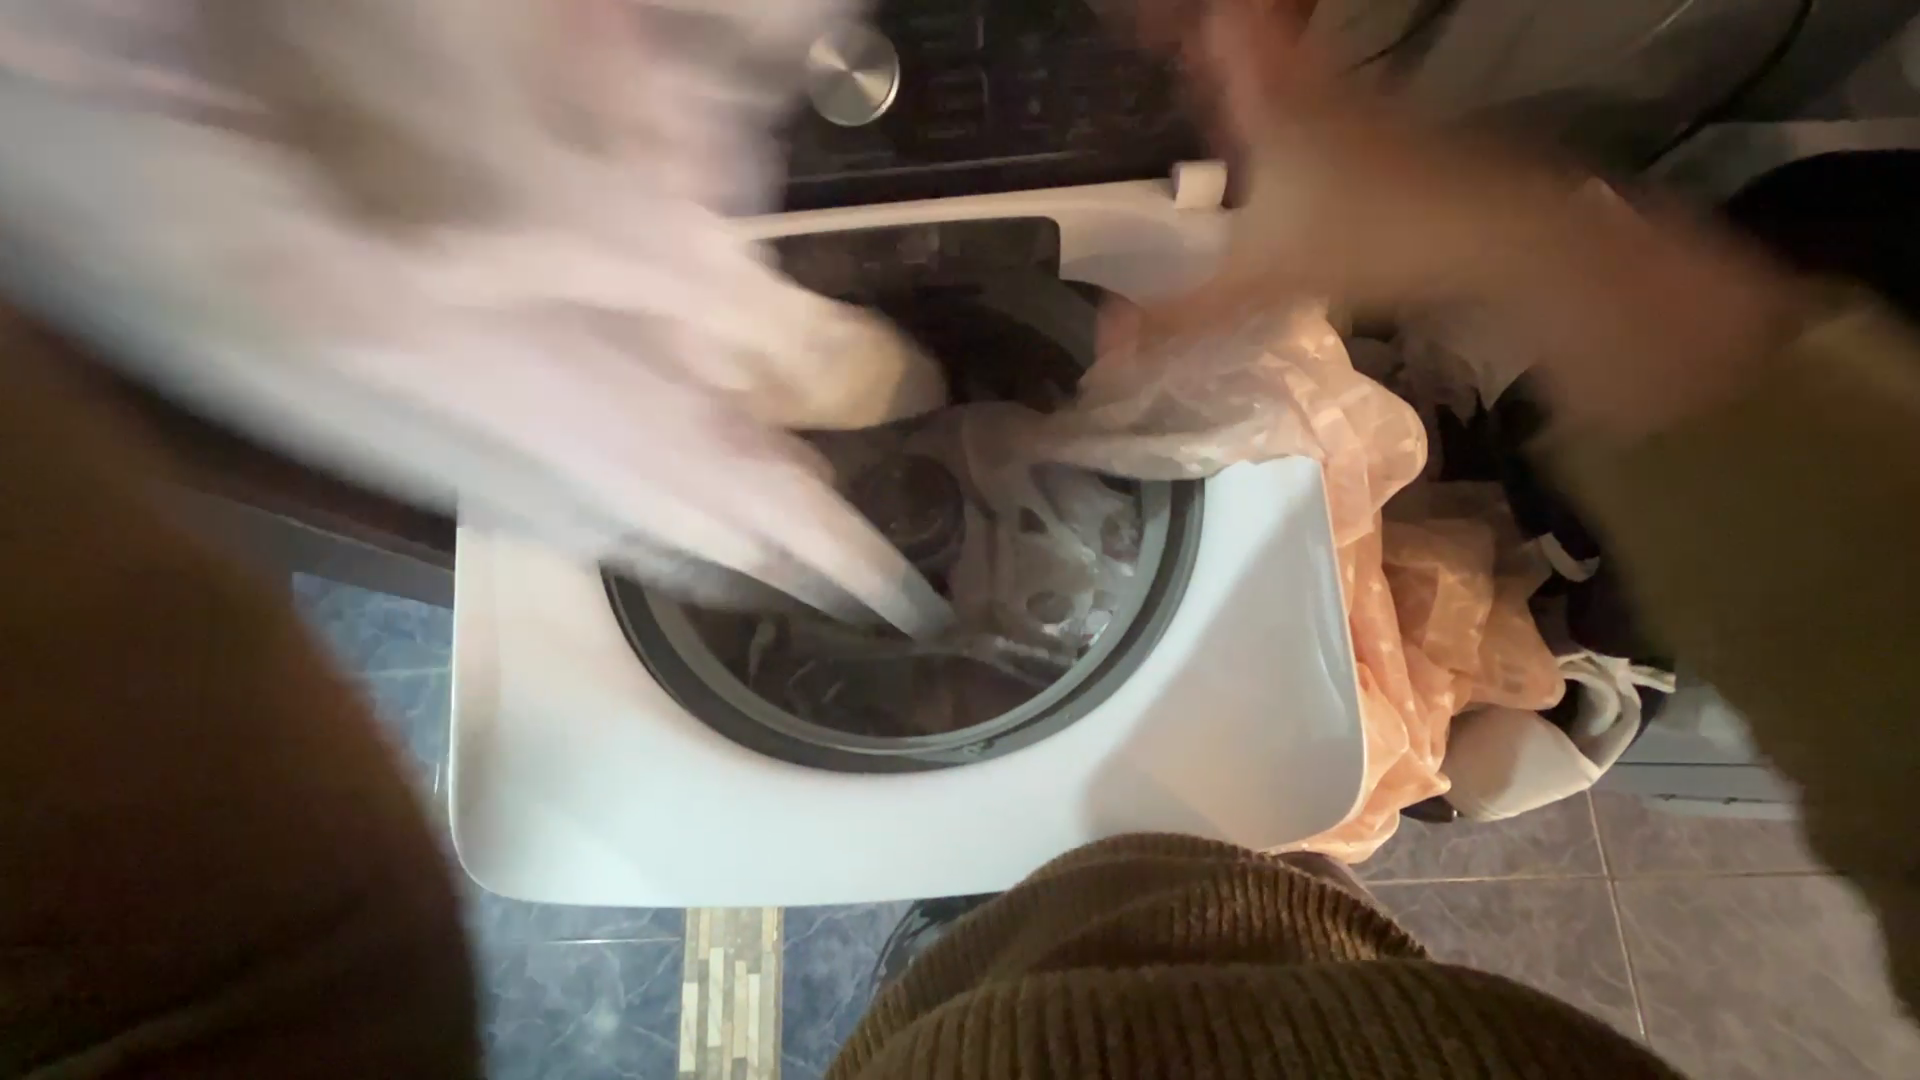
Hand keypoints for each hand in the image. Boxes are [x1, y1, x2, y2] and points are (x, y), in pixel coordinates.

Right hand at [1126, 0, 1582, 340]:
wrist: (1488, 232)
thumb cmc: (1368, 238)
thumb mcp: (1255, 286)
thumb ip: (1177, 316)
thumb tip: (1105, 341)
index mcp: (1268, 105)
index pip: (1217, 29)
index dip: (1174, 21)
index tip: (1137, 21)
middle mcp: (1307, 89)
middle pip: (1249, 36)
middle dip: (1204, 40)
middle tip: (1159, 45)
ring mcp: (1349, 104)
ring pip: (1288, 64)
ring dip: (1246, 69)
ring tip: (1201, 86)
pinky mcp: (1379, 130)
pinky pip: (1315, 98)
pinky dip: (1285, 104)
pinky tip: (1274, 145)